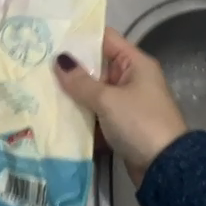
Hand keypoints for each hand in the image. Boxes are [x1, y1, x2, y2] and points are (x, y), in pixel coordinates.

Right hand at [54, 27, 188, 185]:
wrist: (166, 170)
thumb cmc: (140, 124)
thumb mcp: (108, 100)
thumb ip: (81, 81)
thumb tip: (59, 61)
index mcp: (135, 63)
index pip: (105, 38)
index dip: (80, 35)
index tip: (52, 34)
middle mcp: (131, 78)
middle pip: (96, 64)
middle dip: (70, 65)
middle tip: (39, 60)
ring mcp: (126, 102)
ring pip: (93, 89)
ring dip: (73, 91)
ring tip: (41, 85)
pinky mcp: (120, 124)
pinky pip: (95, 111)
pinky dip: (80, 111)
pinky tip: (56, 111)